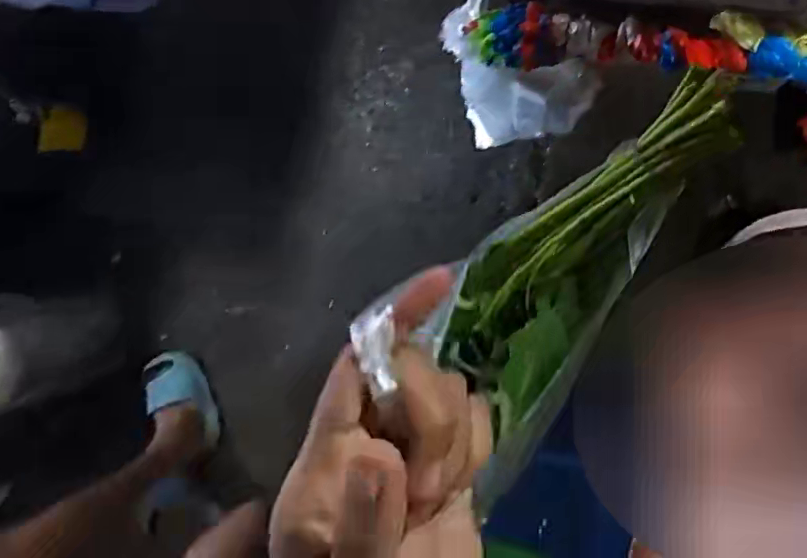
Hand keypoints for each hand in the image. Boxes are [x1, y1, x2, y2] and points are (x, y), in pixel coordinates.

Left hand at [271, 267, 491, 557]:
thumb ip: (361, 525)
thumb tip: (376, 454)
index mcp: (326, 454)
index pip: (360, 361)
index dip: (398, 316)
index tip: (443, 281)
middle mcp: (372, 433)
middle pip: (416, 371)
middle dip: (432, 417)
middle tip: (426, 486)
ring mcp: (415, 441)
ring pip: (454, 389)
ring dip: (456, 442)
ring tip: (433, 500)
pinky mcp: (456, 450)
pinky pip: (480, 416)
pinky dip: (475, 448)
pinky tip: (458, 487)